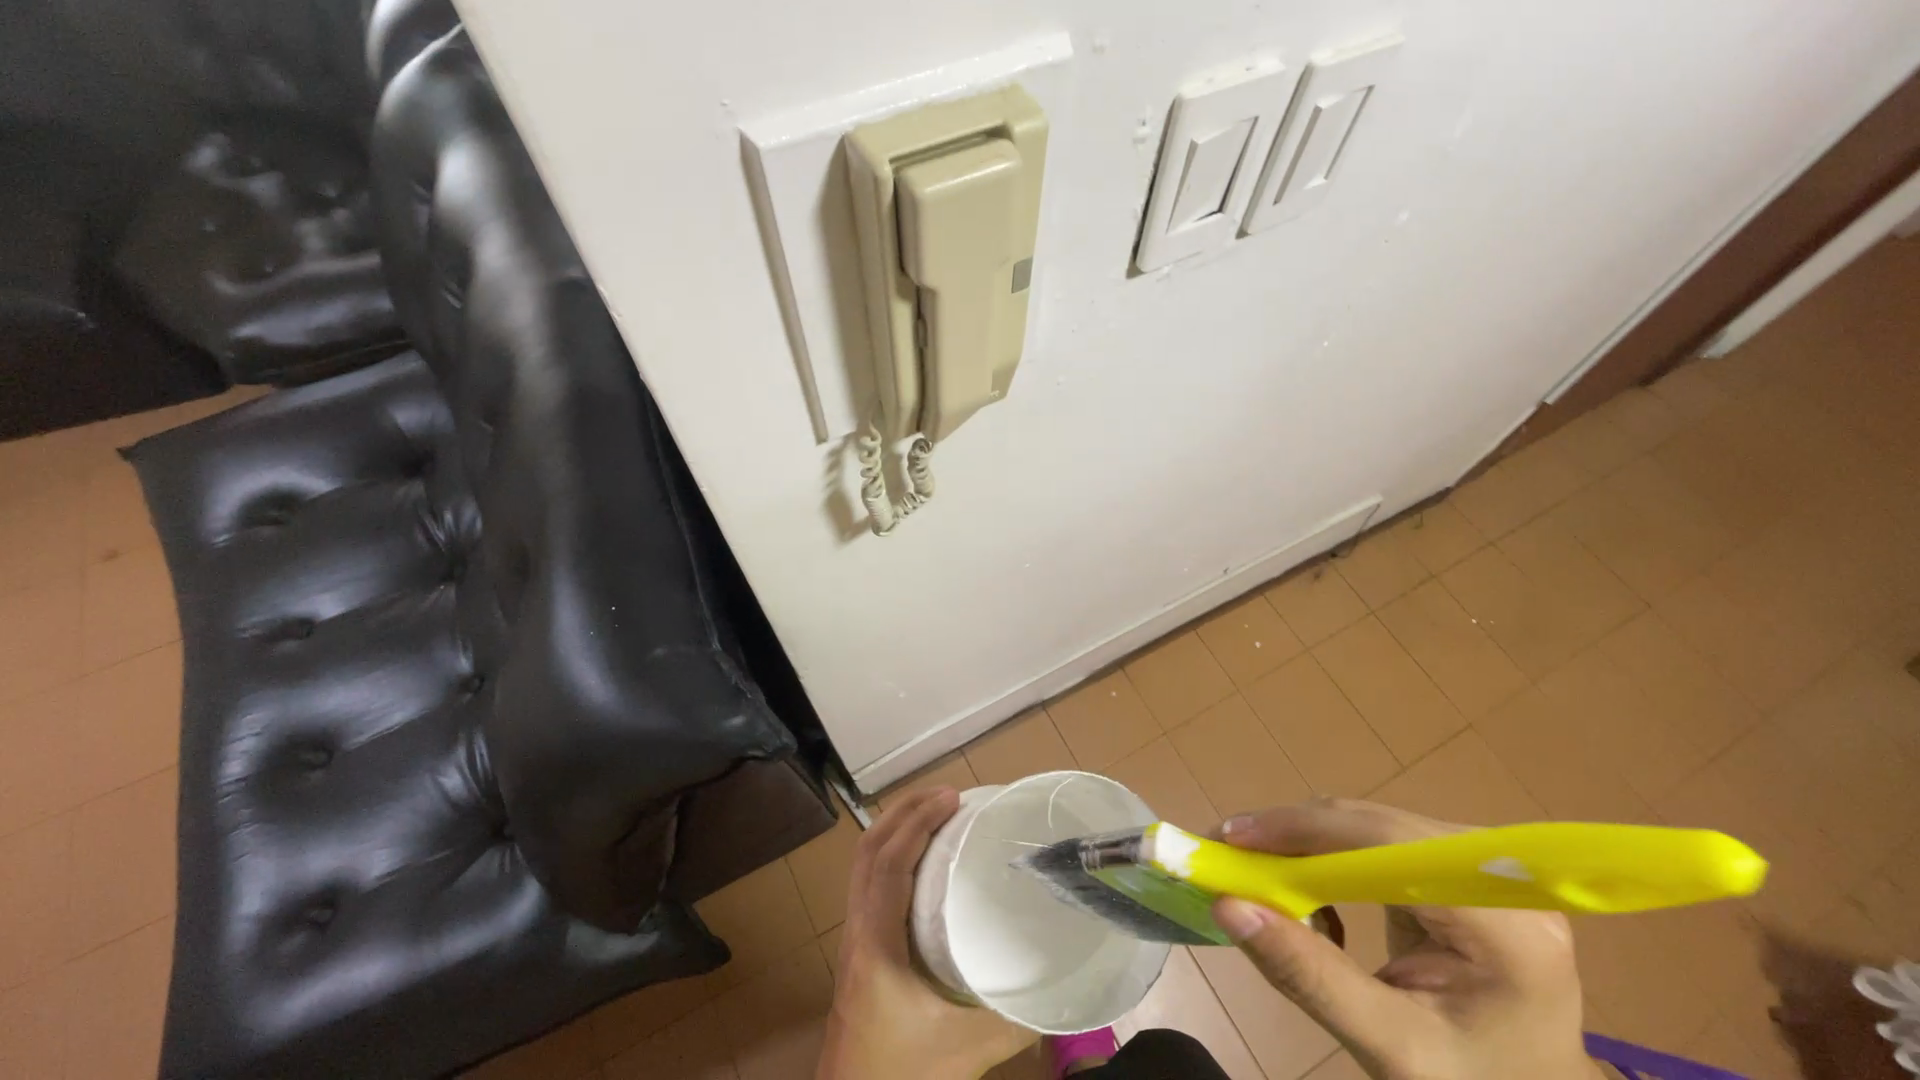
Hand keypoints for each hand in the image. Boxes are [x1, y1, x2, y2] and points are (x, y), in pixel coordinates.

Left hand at [816, 787, 1034, 1079]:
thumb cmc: (905, 1070)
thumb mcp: (968, 1047)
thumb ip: (1016, 1015)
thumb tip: (1062, 980)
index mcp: (877, 943)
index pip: (888, 864)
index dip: (917, 823)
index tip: (953, 798)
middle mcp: (858, 929)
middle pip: (868, 850)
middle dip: (905, 812)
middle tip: (949, 795)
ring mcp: (852, 936)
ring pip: (862, 863)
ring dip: (894, 828)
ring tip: (935, 813)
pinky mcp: (857, 946)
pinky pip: (866, 880)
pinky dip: (890, 853)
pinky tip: (920, 860)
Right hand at [1208, 798, 1605, 1079]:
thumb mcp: (1389, 1047)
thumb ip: (1310, 976)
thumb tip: (1227, 906)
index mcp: (1507, 925)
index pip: (1394, 844)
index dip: (1308, 830)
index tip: (1234, 838)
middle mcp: (1504, 880)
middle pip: (1383, 827)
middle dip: (1298, 834)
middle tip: (1227, 851)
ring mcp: (1488, 873)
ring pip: (1376, 828)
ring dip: (1309, 843)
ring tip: (1254, 870)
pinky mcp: (1464, 876)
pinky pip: (1383, 847)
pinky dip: (1332, 860)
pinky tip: (1307, 895)